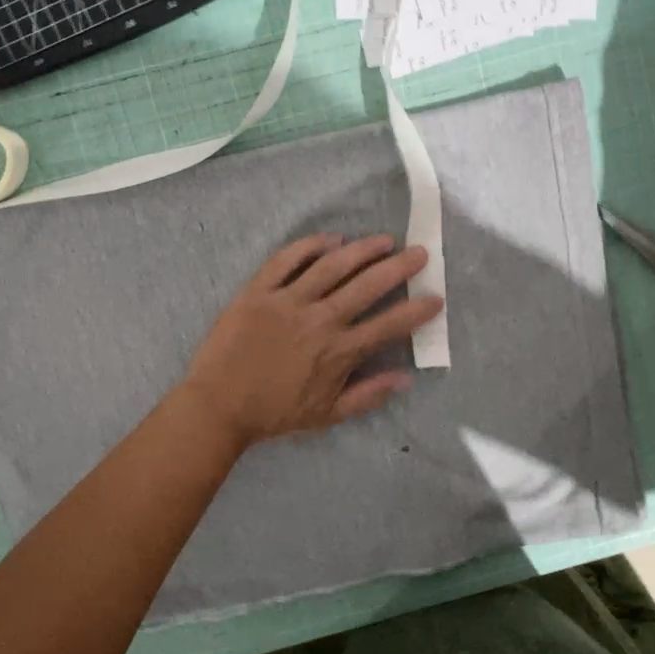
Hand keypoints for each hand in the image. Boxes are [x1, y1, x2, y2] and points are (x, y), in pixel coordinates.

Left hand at [176, 233, 444, 450]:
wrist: (218, 405)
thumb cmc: (274, 413)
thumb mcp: (326, 414)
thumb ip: (368, 395)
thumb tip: (406, 379)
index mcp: (338, 352)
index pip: (388, 326)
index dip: (416, 311)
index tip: (436, 297)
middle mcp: (319, 320)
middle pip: (367, 286)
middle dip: (399, 268)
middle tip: (419, 253)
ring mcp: (287, 301)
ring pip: (332, 265)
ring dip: (362, 250)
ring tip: (383, 239)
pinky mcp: (258, 291)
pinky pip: (287, 260)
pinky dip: (310, 246)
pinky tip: (331, 239)